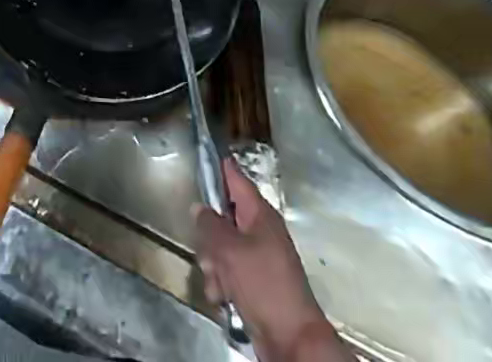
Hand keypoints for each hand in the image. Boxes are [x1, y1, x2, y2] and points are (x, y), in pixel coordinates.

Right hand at [195, 159, 347, 361]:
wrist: (291, 339)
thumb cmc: (264, 284)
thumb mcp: (229, 249)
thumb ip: (209, 223)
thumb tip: (200, 207)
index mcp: (261, 217)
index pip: (237, 180)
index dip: (221, 166)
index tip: (205, 151)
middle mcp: (259, 233)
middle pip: (221, 217)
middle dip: (208, 236)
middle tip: (209, 250)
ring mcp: (257, 259)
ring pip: (219, 247)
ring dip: (212, 264)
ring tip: (219, 281)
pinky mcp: (253, 283)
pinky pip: (225, 272)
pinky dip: (220, 283)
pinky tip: (223, 296)